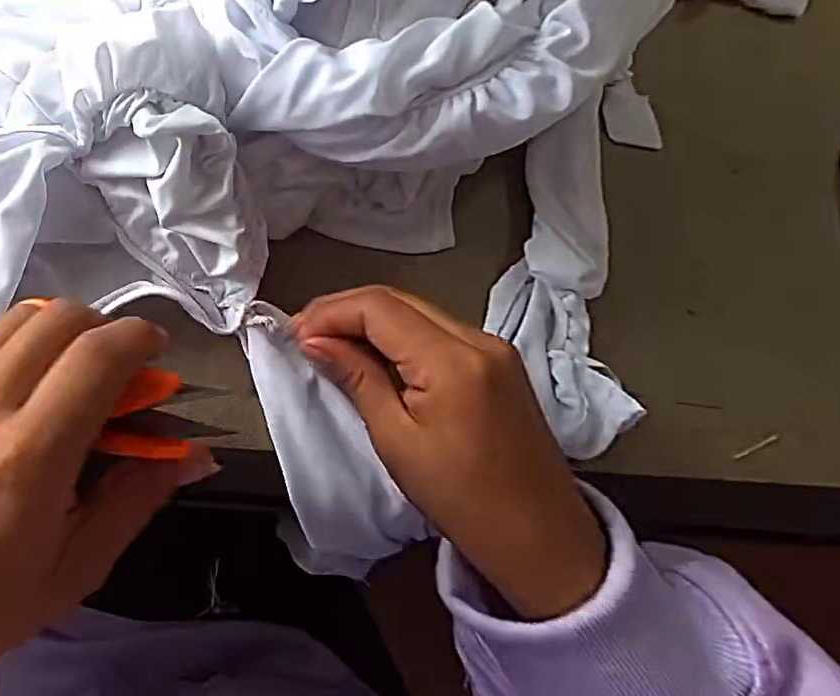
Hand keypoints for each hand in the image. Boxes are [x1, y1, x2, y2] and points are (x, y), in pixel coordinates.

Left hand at [0, 299, 215, 695]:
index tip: (159, 352)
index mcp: (27, 458)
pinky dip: (32, 337)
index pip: (96, 356)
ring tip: (80, 370)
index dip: (140, 337)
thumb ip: (142, 494)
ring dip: (70, 327)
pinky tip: (36, 381)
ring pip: (29, 313)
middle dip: (109, 329)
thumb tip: (197, 454)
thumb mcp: (81, 563)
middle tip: (123, 369)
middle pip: (64, 317)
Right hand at [294, 286, 606, 618]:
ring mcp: (493, 345)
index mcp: (454, 361)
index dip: (331, 312)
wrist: (544, 541)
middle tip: (306, 334)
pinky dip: (400, 332)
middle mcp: (478, 339)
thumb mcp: (397, 442)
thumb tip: (315, 342)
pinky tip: (375, 351)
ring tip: (332, 342)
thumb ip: (357, 378)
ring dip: (371, 319)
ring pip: (417, 309)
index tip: (296, 332)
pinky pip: (438, 327)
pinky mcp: (498, 357)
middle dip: (346, 310)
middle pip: (397, 299)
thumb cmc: (465, 503)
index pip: (379, 308)